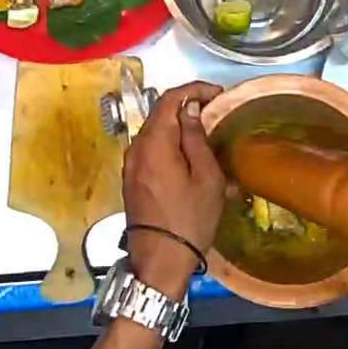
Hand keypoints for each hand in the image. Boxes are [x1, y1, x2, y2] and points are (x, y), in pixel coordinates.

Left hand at [121, 81, 224, 299]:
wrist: (159, 258)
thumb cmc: (189, 219)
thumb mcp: (206, 177)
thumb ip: (196, 138)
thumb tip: (190, 109)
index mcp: (154, 144)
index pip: (169, 100)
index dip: (194, 90)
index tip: (217, 94)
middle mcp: (136, 149)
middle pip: (159, 114)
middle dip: (186, 106)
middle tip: (215, 113)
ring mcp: (130, 165)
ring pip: (154, 132)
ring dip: (177, 126)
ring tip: (205, 134)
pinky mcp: (131, 179)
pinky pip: (150, 150)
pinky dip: (168, 143)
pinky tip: (187, 155)